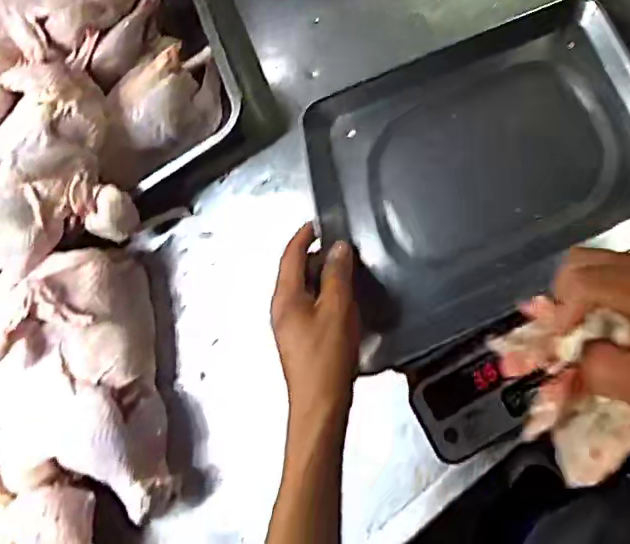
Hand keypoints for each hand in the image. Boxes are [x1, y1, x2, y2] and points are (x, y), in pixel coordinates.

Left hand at [271, 225, 359, 423]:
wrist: (320, 408)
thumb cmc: (327, 357)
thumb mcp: (337, 308)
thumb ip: (337, 274)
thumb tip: (337, 247)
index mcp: (285, 298)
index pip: (290, 255)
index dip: (304, 235)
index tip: (319, 221)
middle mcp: (282, 309)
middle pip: (295, 270)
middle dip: (316, 254)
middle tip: (342, 244)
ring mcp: (290, 326)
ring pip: (304, 288)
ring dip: (323, 274)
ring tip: (347, 267)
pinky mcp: (302, 340)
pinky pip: (311, 304)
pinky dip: (325, 293)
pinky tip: (344, 298)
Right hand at [550, 247, 629, 441]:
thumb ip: (598, 369)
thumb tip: (568, 358)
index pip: (577, 281)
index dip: (560, 314)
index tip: (562, 350)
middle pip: (577, 263)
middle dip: (561, 299)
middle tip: (565, 338)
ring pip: (588, 266)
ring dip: (574, 298)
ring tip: (579, 337)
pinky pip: (604, 276)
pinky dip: (590, 298)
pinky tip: (598, 331)